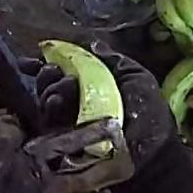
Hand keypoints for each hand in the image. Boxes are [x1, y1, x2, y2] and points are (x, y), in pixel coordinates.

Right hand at [22, 45, 192, 192]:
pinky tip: (56, 100)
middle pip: (49, 85)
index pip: (63, 71)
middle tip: (53, 69)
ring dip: (49, 89)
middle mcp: (75, 104)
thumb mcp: (135, 77)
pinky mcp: (65, 143)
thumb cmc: (149, 113)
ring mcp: (68, 125)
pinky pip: (49, 124)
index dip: (47, 62)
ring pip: (46, 102)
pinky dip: (49, 109)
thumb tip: (91, 42)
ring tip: (64, 84)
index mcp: (91, 87)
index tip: (38, 52)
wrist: (154, 150)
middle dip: (47, 74)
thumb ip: (113, 60)